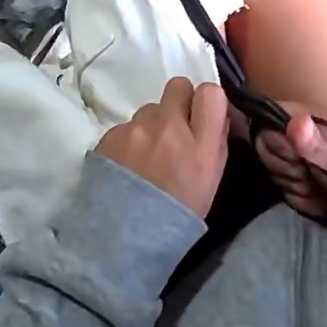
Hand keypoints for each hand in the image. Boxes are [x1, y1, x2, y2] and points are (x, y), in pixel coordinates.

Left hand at [95, 77, 229, 218]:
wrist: (122, 240)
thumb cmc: (177, 214)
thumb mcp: (211, 181)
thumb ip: (215, 143)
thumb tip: (217, 115)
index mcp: (200, 144)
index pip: (210, 92)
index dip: (206, 100)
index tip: (202, 115)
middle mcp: (168, 127)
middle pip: (178, 86)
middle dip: (179, 102)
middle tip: (175, 128)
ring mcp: (136, 129)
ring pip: (149, 109)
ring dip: (152, 124)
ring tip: (146, 156)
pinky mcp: (110, 135)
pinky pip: (126, 126)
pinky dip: (129, 140)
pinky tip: (126, 166)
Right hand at [253, 103, 326, 237]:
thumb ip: (318, 145)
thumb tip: (296, 123)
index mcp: (308, 118)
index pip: (265, 120)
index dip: (275, 142)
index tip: (295, 157)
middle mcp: (298, 132)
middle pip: (264, 147)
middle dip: (284, 168)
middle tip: (310, 176)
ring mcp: (296, 155)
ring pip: (271, 169)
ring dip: (293, 185)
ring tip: (318, 188)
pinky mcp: (296, 177)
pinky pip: (279, 186)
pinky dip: (297, 197)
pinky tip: (316, 198)